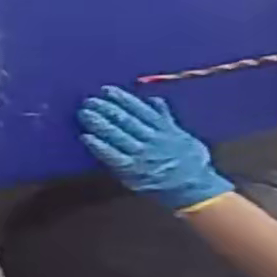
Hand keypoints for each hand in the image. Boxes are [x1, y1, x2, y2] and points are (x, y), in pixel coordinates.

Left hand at [78, 85, 233, 210]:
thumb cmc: (186, 159)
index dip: (124, 99)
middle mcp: (153, 139)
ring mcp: (141, 154)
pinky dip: (99, 146)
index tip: (107, 90)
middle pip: (128, 121)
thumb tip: (153, 99)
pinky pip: (112, 155)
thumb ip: (165, 118)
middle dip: (107, 109)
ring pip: (119, 135)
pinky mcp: (131, 168)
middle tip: (89, 100)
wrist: (192, 186)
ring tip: (83, 113)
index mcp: (166, 130)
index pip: (142, 110)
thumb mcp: (181, 135)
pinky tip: (85, 137)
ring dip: (100, 123)